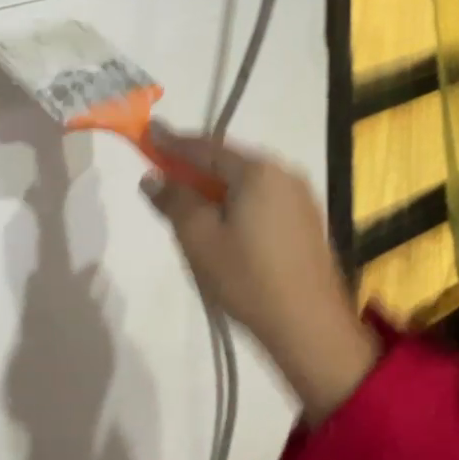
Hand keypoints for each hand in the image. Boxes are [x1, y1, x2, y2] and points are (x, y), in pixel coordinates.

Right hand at [141, 125, 380, 423]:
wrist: (310, 328)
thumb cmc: (247, 278)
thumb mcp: (198, 239)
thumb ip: (174, 200)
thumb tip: (153, 176)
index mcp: (258, 171)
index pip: (205, 147)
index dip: (172, 142)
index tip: (148, 131)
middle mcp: (285, 174)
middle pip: (228, 164)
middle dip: (194, 170)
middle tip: (164, 180)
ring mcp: (301, 199)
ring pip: (246, 185)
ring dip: (216, 192)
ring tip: (190, 213)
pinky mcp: (308, 224)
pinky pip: (263, 203)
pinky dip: (238, 207)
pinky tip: (224, 230)